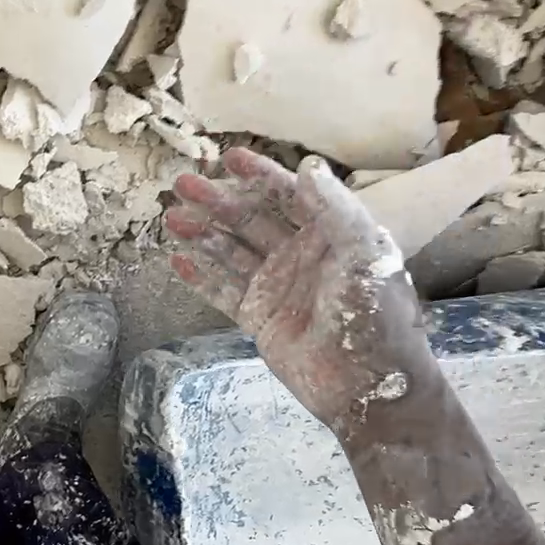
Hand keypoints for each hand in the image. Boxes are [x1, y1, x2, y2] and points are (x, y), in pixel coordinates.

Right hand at [165, 149, 438, 440]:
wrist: (364, 386)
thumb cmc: (372, 316)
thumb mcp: (363, 254)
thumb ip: (334, 208)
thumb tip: (305, 165)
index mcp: (328, 236)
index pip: (288, 197)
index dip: (259, 176)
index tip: (227, 158)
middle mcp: (298, 256)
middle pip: (248, 221)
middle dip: (215, 201)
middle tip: (181, 185)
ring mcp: (274, 287)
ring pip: (229, 252)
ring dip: (200, 234)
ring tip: (171, 219)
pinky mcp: (257, 317)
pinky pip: (221, 291)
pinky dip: (199, 276)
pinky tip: (176, 260)